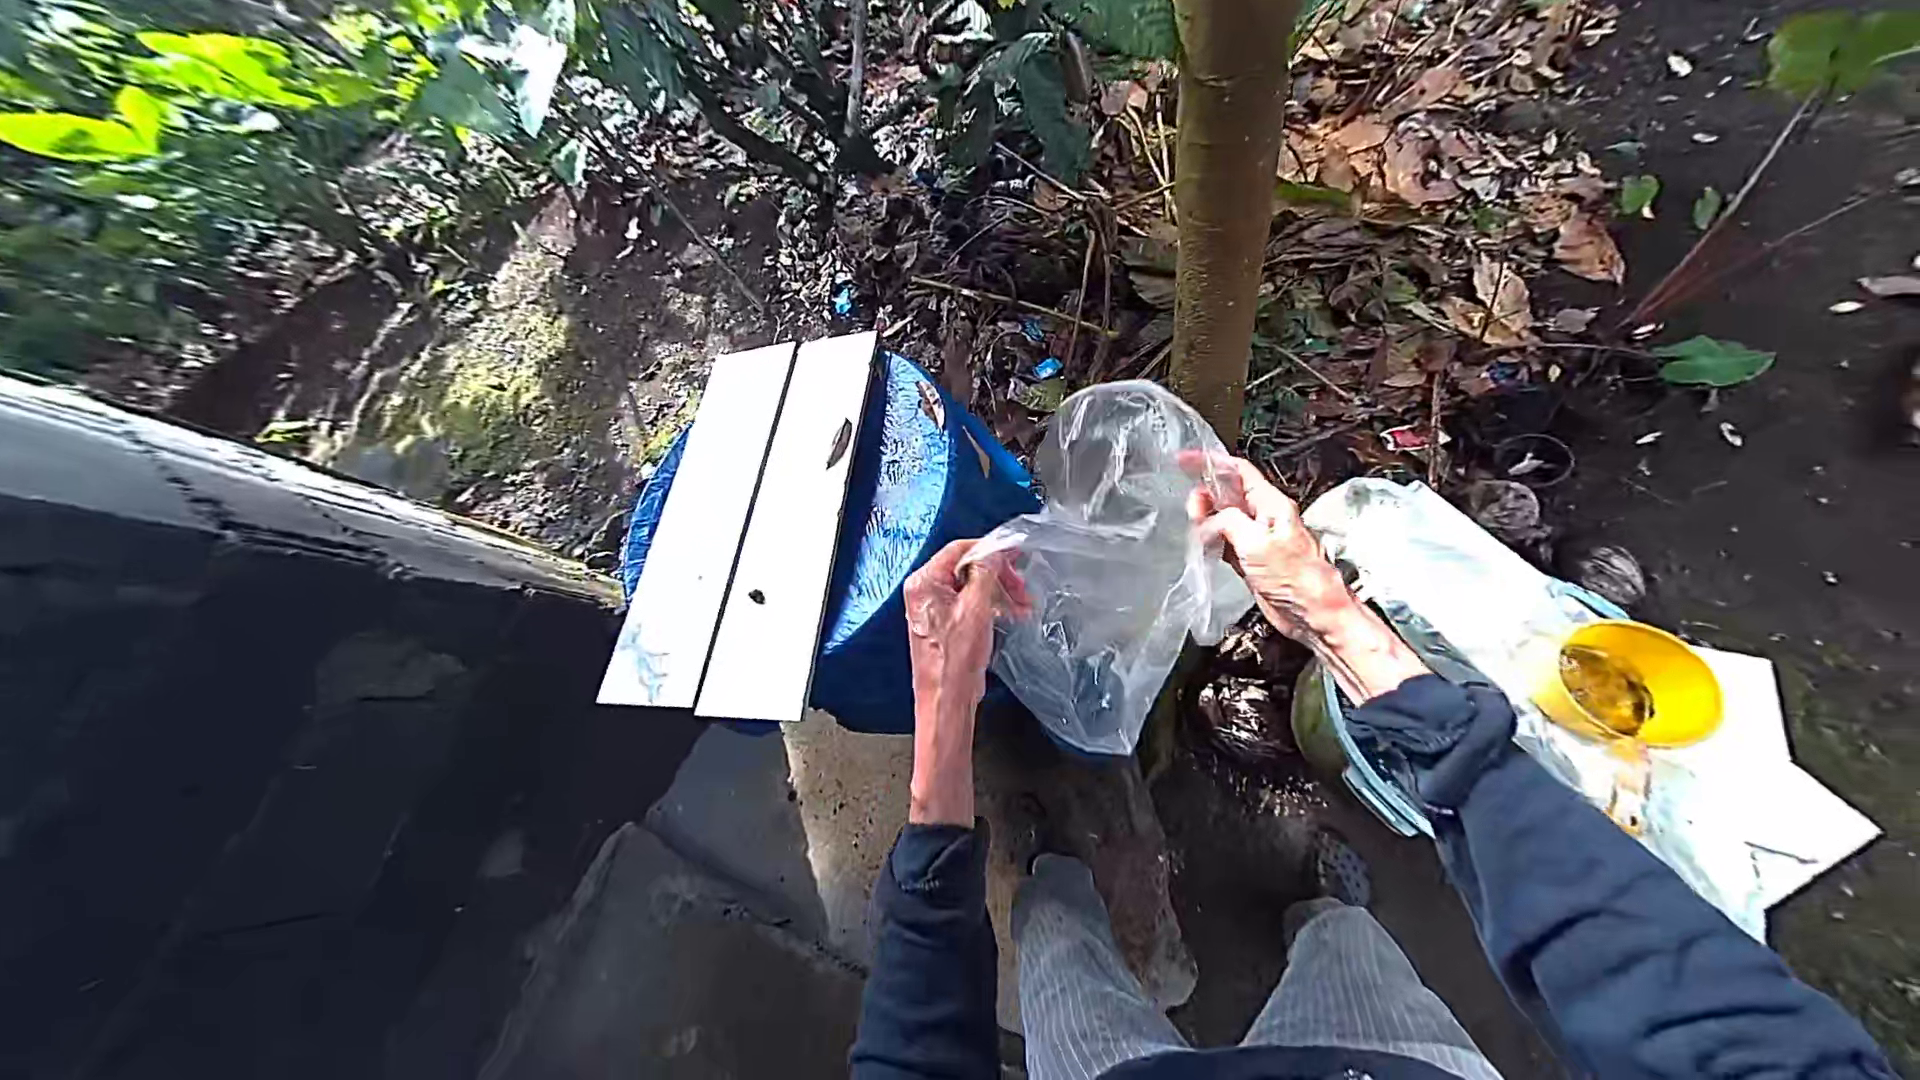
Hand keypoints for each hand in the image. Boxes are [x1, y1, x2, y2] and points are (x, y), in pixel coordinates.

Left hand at [902, 539, 1028, 823]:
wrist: (947, 700)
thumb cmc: (954, 662)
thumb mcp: (977, 609)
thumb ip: (986, 574)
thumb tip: (994, 552)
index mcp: (925, 582)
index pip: (959, 549)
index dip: (990, 550)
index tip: (1013, 553)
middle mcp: (925, 592)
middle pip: (967, 568)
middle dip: (999, 575)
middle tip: (1021, 586)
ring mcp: (933, 608)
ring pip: (972, 586)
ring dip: (999, 592)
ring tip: (1022, 606)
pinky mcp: (944, 623)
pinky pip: (970, 603)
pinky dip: (991, 606)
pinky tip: (1009, 615)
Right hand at [1180, 451, 1428, 703]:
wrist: (1312, 613)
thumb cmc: (1297, 578)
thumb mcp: (1256, 541)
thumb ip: (1227, 522)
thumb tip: (1209, 521)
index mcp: (1272, 506)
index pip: (1238, 472)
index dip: (1211, 462)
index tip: (1186, 458)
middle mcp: (1264, 519)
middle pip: (1228, 494)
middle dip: (1204, 493)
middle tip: (1190, 505)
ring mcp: (1256, 539)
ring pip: (1223, 518)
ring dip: (1205, 518)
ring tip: (1195, 525)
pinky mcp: (1250, 560)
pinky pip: (1224, 541)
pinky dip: (1209, 540)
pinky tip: (1202, 544)